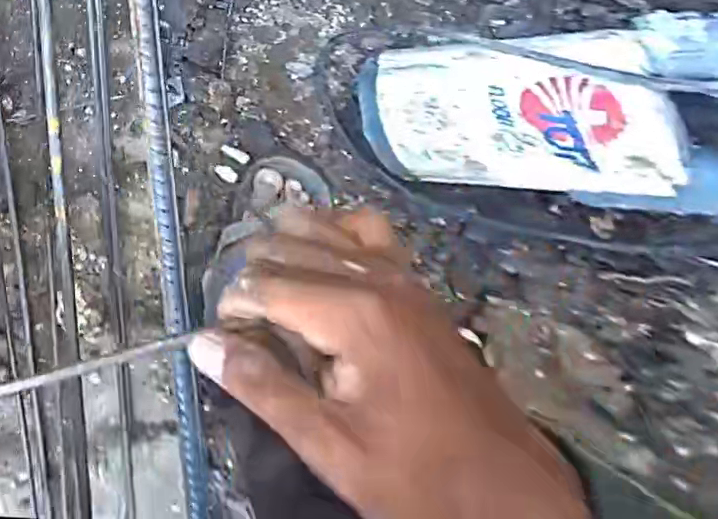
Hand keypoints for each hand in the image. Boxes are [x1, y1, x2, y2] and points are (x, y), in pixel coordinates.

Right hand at [191, 208, 587, 518]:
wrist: (516, 499)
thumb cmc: (420, 480)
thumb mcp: (333, 449)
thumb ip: (263, 388)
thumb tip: (201, 343)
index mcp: (352, 314)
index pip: (264, 285)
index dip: (234, 308)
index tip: (226, 339)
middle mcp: (373, 277)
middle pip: (284, 248)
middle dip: (251, 276)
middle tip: (242, 322)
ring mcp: (399, 274)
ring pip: (319, 225)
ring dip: (282, 245)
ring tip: (264, 281)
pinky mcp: (415, 283)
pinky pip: (366, 228)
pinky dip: (333, 228)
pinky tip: (320, 252)